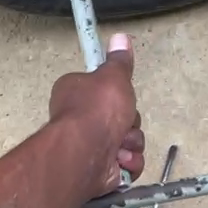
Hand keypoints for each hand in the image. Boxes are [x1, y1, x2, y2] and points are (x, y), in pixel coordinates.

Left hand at [48, 33, 144, 194]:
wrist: (87, 152)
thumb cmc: (96, 109)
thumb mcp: (113, 76)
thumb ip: (119, 61)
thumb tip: (121, 37)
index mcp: (76, 94)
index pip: (104, 92)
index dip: (118, 94)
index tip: (121, 96)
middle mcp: (81, 120)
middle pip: (122, 118)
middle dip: (129, 123)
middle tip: (123, 122)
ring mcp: (92, 147)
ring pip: (128, 142)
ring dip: (130, 144)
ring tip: (119, 145)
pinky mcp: (102, 170)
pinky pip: (128, 165)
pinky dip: (128, 164)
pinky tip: (120, 160)